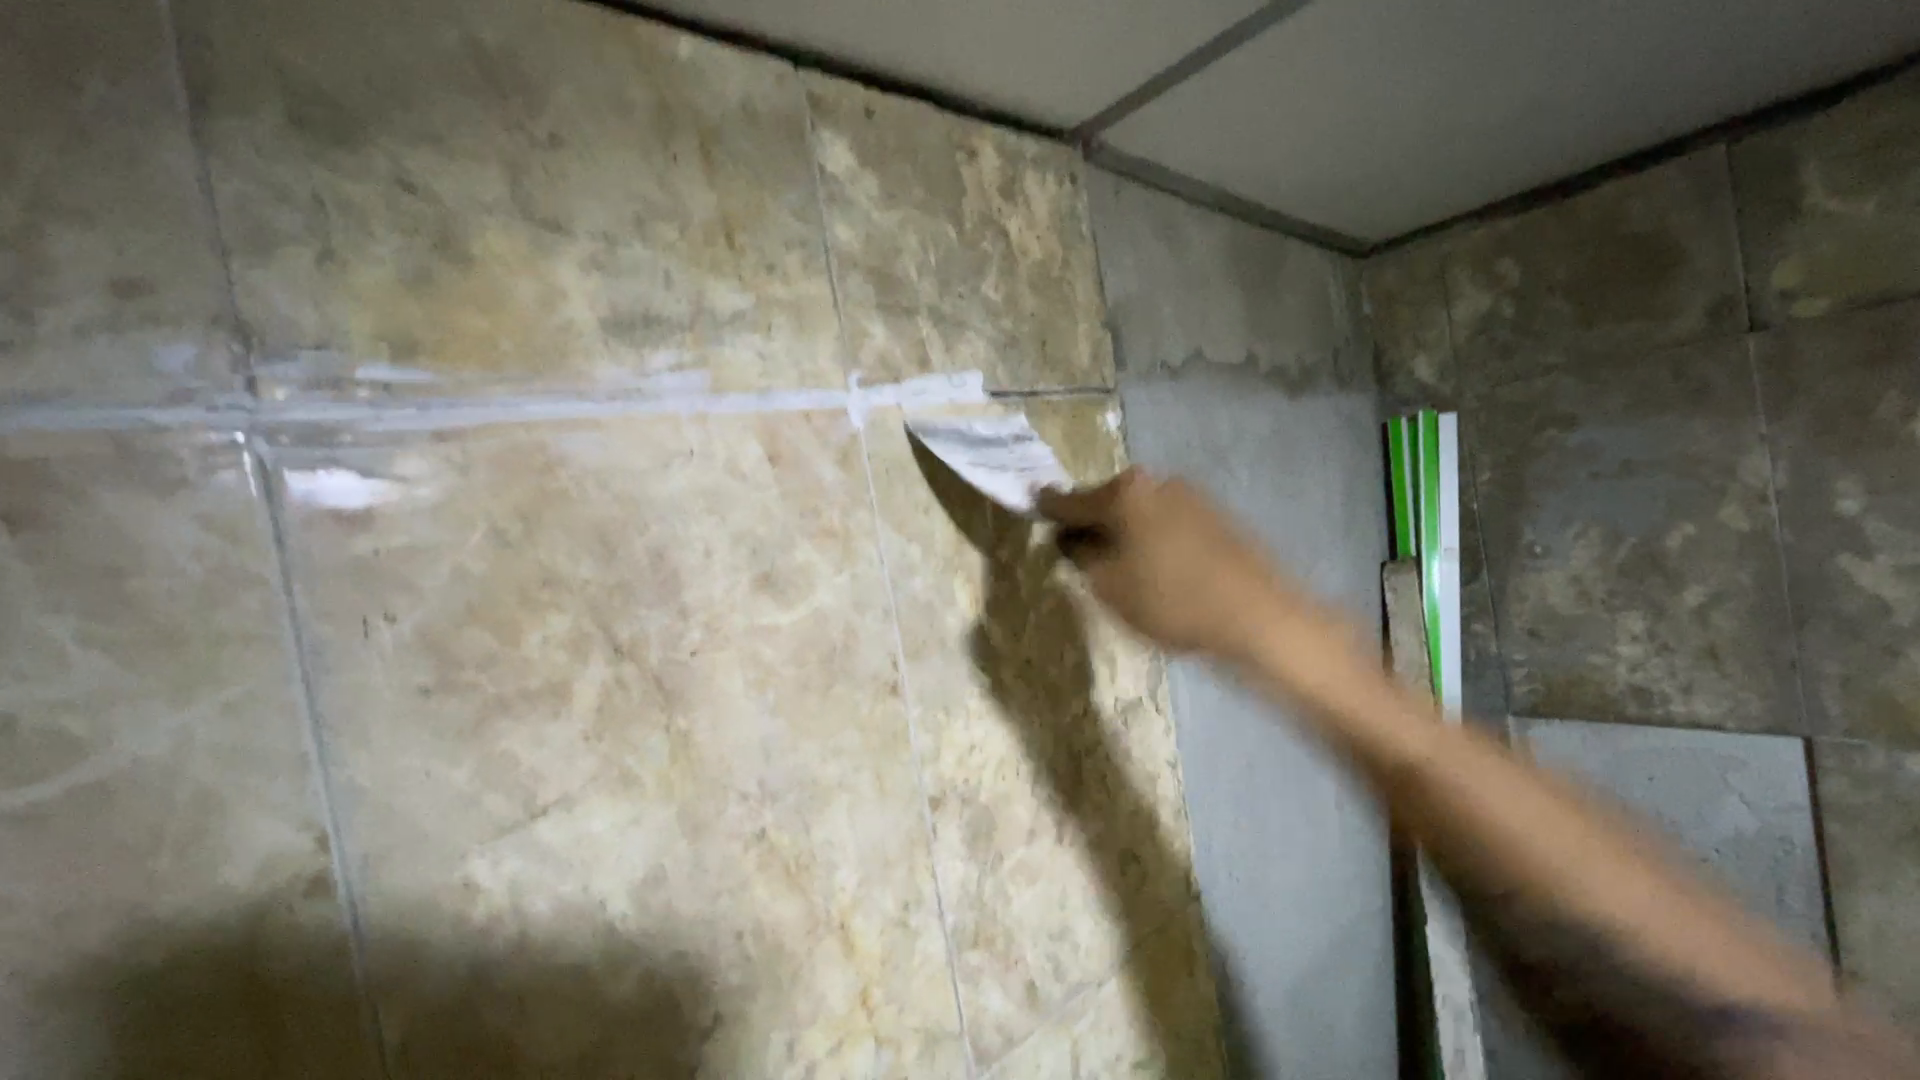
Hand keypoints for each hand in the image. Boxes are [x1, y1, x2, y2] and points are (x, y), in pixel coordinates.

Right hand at [1036, 468, 1304, 658]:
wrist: (1258, 616)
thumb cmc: (1171, 600)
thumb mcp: (1108, 586)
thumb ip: (1080, 557)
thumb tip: (1069, 539)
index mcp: (1124, 493)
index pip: (1071, 500)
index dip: (1047, 508)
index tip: (1030, 502)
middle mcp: (1156, 483)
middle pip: (1109, 502)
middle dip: (1091, 522)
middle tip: (1075, 548)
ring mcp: (1191, 496)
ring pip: (1140, 512)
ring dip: (1124, 532)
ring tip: (1118, 565)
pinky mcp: (1217, 516)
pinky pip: (1167, 523)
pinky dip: (1153, 538)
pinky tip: (1157, 568)